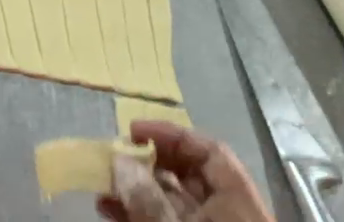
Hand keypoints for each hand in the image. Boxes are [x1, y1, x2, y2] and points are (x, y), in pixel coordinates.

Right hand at [97, 122, 273, 221]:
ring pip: (174, 200)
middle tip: (116, 157)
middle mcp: (231, 213)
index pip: (211, 151)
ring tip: (103, 184)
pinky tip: (110, 209)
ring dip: (136, 189)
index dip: (171, 134)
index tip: (133, 131)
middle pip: (190, 173)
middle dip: (148, 161)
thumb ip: (149, 199)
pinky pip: (168, 221)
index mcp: (240, 204)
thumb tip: (119, 160)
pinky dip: (140, 212)